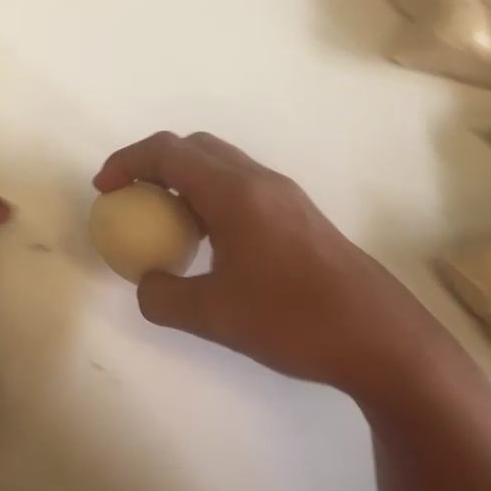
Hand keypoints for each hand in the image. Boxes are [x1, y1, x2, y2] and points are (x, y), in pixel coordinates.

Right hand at [95, 132, 452, 396]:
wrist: (385, 343)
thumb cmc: (293, 322)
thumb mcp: (212, 317)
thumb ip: (162, 296)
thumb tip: (146, 283)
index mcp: (234, 194)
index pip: (167, 153)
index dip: (127, 162)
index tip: (105, 191)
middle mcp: (259, 182)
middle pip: (195, 148)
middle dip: (154, 165)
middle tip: (133, 200)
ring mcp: (286, 197)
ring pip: (222, 165)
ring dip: (185, 181)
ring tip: (168, 225)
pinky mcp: (302, 217)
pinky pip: (243, 187)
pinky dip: (211, 198)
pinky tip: (212, 244)